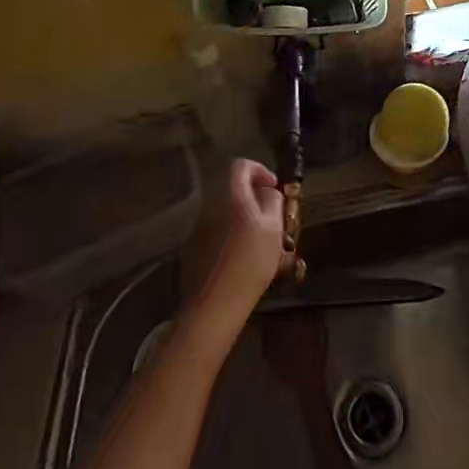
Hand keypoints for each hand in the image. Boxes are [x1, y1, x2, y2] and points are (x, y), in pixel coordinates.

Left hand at [186, 158, 290, 319]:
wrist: (216, 302)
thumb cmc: (251, 262)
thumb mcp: (274, 229)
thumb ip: (273, 202)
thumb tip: (268, 192)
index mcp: (230, 197)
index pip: (240, 166)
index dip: (259, 170)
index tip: (273, 187)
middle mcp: (210, 205)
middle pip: (231, 187)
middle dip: (253, 195)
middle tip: (271, 214)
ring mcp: (199, 226)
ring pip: (225, 208)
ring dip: (244, 213)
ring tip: (261, 236)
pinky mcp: (194, 244)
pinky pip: (216, 226)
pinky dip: (231, 230)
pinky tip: (243, 253)